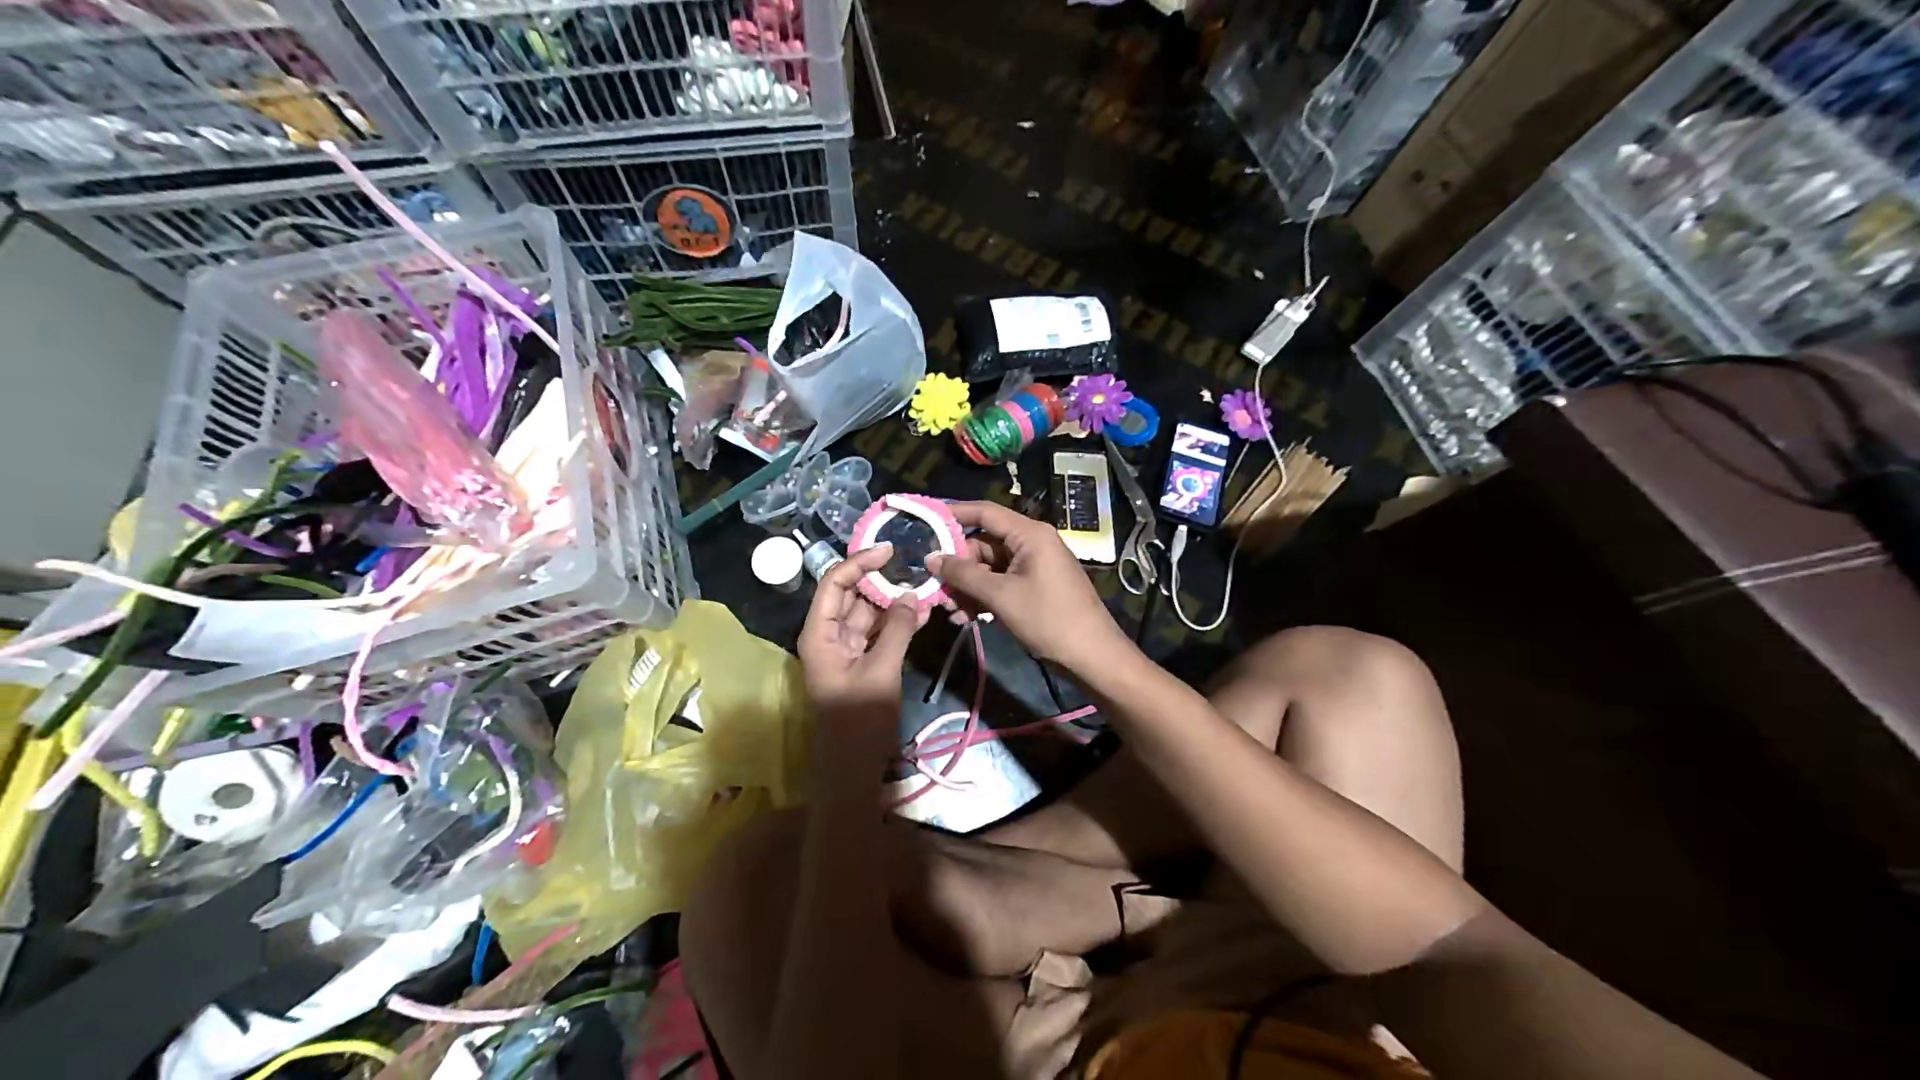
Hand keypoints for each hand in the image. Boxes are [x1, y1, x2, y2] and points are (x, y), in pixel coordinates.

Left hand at [798, 543, 923, 727]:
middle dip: (881, 580)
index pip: (834, 584)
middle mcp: (828, 636)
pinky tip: (920, 612)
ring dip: (892, 601)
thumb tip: (911, 596)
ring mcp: (845, 650)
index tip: (890, 550)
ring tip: (922, 585)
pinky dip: (896, 623)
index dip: (859, 562)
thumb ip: (896, 631)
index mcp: (819, 634)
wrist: (852, 769)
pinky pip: (878, 633)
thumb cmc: (858, 721)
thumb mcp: (880, 672)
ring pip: (868, 613)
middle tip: (913, 565)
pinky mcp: (862, 663)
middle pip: (852, 595)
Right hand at [926, 501, 1128, 671]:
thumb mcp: (1001, 596)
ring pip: (989, 568)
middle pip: (983, 544)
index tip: (923, 524)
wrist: (1092, 655)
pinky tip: (966, 618)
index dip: (953, 515)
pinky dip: (983, 597)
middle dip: (958, 567)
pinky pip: (1000, 583)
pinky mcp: (1034, 587)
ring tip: (950, 611)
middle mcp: (1031, 543)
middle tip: (935, 588)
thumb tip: (930, 558)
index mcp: (1029, 534)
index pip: (984, 512)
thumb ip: (963, 574)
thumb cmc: (1048, 619)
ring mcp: (1033, 566)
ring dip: (967, 587)